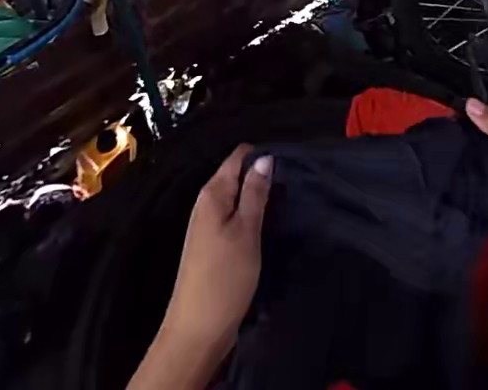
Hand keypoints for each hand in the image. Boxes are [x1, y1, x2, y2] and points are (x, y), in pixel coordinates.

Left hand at [162, 145, 272, 349]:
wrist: (197, 332)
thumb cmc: (225, 277)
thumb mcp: (247, 230)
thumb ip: (255, 192)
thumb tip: (265, 157)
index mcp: (213, 193)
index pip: (239, 156)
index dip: (263, 156)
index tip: (287, 168)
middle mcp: (207, 202)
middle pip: (238, 174)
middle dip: (262, 178)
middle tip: (290, 190)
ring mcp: (208, 224)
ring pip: (237, 197)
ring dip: (258, 199)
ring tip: (284, 207)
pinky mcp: (212, 243)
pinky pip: (234, 216)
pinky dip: (250, 217)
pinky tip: (267, 227)